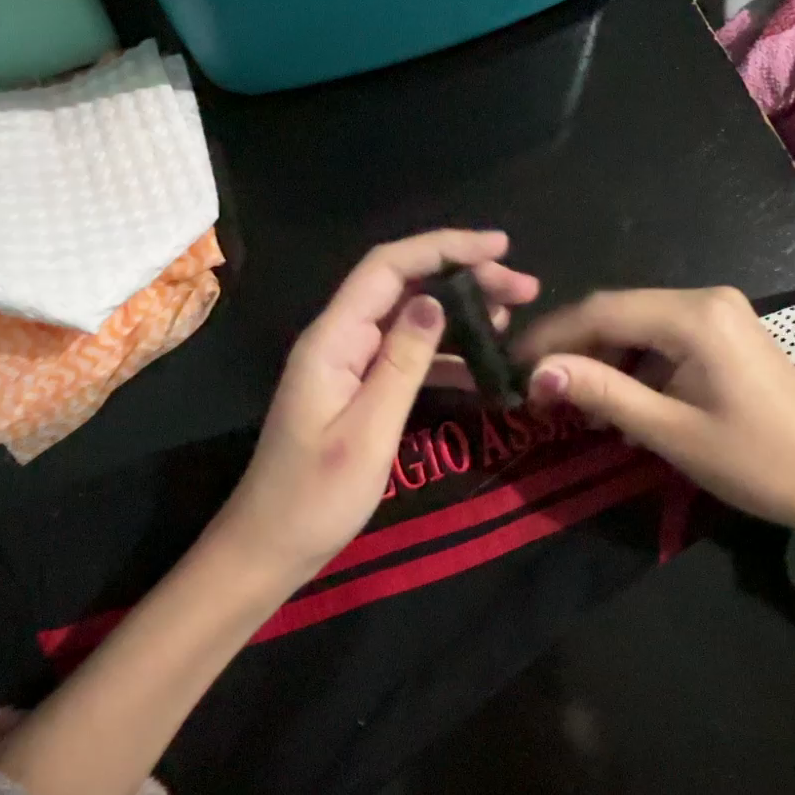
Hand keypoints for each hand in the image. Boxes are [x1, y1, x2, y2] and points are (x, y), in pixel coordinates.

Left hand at [211, 230, 539, 578]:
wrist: (270, 547)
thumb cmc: (315, 498)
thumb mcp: (367, 431)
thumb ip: (402, 363)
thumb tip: (435, 301)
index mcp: (332, 340)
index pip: (389, 268)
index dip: (444, 248)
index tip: (500, 247)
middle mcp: (338, 339)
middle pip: (403, 286)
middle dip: (463, 277)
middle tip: (523, 289)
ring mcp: (348, 364)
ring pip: (409, 319)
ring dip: (461, 314)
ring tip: (514, 319)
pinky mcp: (357, 390)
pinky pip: (406, 356)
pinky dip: (446, 354)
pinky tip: (485, 366)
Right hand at [512, 287, 794, 566]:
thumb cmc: (757, 463)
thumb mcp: (670, 432)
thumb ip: (603, 393)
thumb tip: (537, 373)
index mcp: (695, 315)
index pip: (601, 311)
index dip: (550, 338)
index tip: (510, 367)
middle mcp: (707, 299)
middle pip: (618, 312)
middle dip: (574, 348)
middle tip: (536, 391)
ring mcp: (721, 314)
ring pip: (638, 326)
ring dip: (604, 360)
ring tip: (575, 405)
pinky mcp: (727, 334)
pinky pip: (665, 339)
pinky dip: (636, 367)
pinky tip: (622, 405)